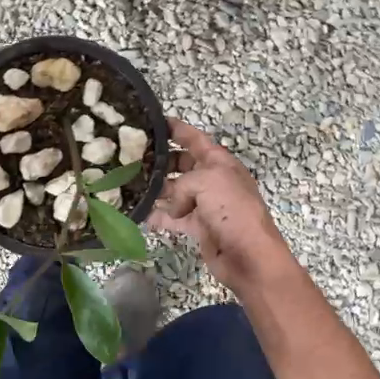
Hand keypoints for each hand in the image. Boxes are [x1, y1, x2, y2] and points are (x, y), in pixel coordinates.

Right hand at [147, 119, 292, 289]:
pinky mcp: (199, 227)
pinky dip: (157, 216)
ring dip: (156, 189)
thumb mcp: (207, 182)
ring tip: (130, 185)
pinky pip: (173, 218)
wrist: (249, 256)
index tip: (153, 122)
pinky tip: (138, 213)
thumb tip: (172, 206)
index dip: (176, 129)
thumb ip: (182, 184)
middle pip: (183, 165)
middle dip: (161, 161)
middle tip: (134, 160)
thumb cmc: (232, 210)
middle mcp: (213, 181)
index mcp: (220, 163)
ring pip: (176, 192)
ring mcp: (206, 205)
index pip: (195, 139)